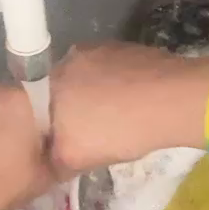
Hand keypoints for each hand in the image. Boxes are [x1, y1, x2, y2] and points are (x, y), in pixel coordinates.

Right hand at [49, 43, 208, 173]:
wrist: (173, 100)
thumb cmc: (117, 130)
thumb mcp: (76, 158)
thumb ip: (54, 159)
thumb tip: (49, 162)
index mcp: (49, 81)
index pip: (35, 105)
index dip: (49, 124)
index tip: (64, 140)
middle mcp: (70, 57)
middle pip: (64, 88)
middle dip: (73, 109)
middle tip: (92, 133)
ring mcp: (102, 48)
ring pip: (91, 78)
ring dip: (99, 96)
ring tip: (118, 119)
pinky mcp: (130, 47)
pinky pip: (116, 71)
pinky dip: (121, 86)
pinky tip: (136, 104)